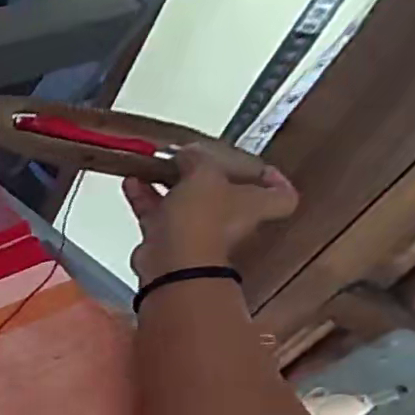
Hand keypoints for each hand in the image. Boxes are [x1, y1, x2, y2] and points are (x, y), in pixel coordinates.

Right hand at [123, 148, 298, 281]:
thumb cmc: (201, 219)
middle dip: (205, 176)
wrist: (170, 263)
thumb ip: (197, 158)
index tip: (260, 168)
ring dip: (168, 183)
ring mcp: (196, 231)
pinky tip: (133, 181)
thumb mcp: (205, 174)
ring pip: (184, 201)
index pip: (281, 193)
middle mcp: (229, 219)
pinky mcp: (166, 240)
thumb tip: (187, 152)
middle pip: (223, 194)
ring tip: (154, 166)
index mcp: (255, 203)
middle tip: (190, 159)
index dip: (274, 180)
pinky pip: (156, 212)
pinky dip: (145, 196)